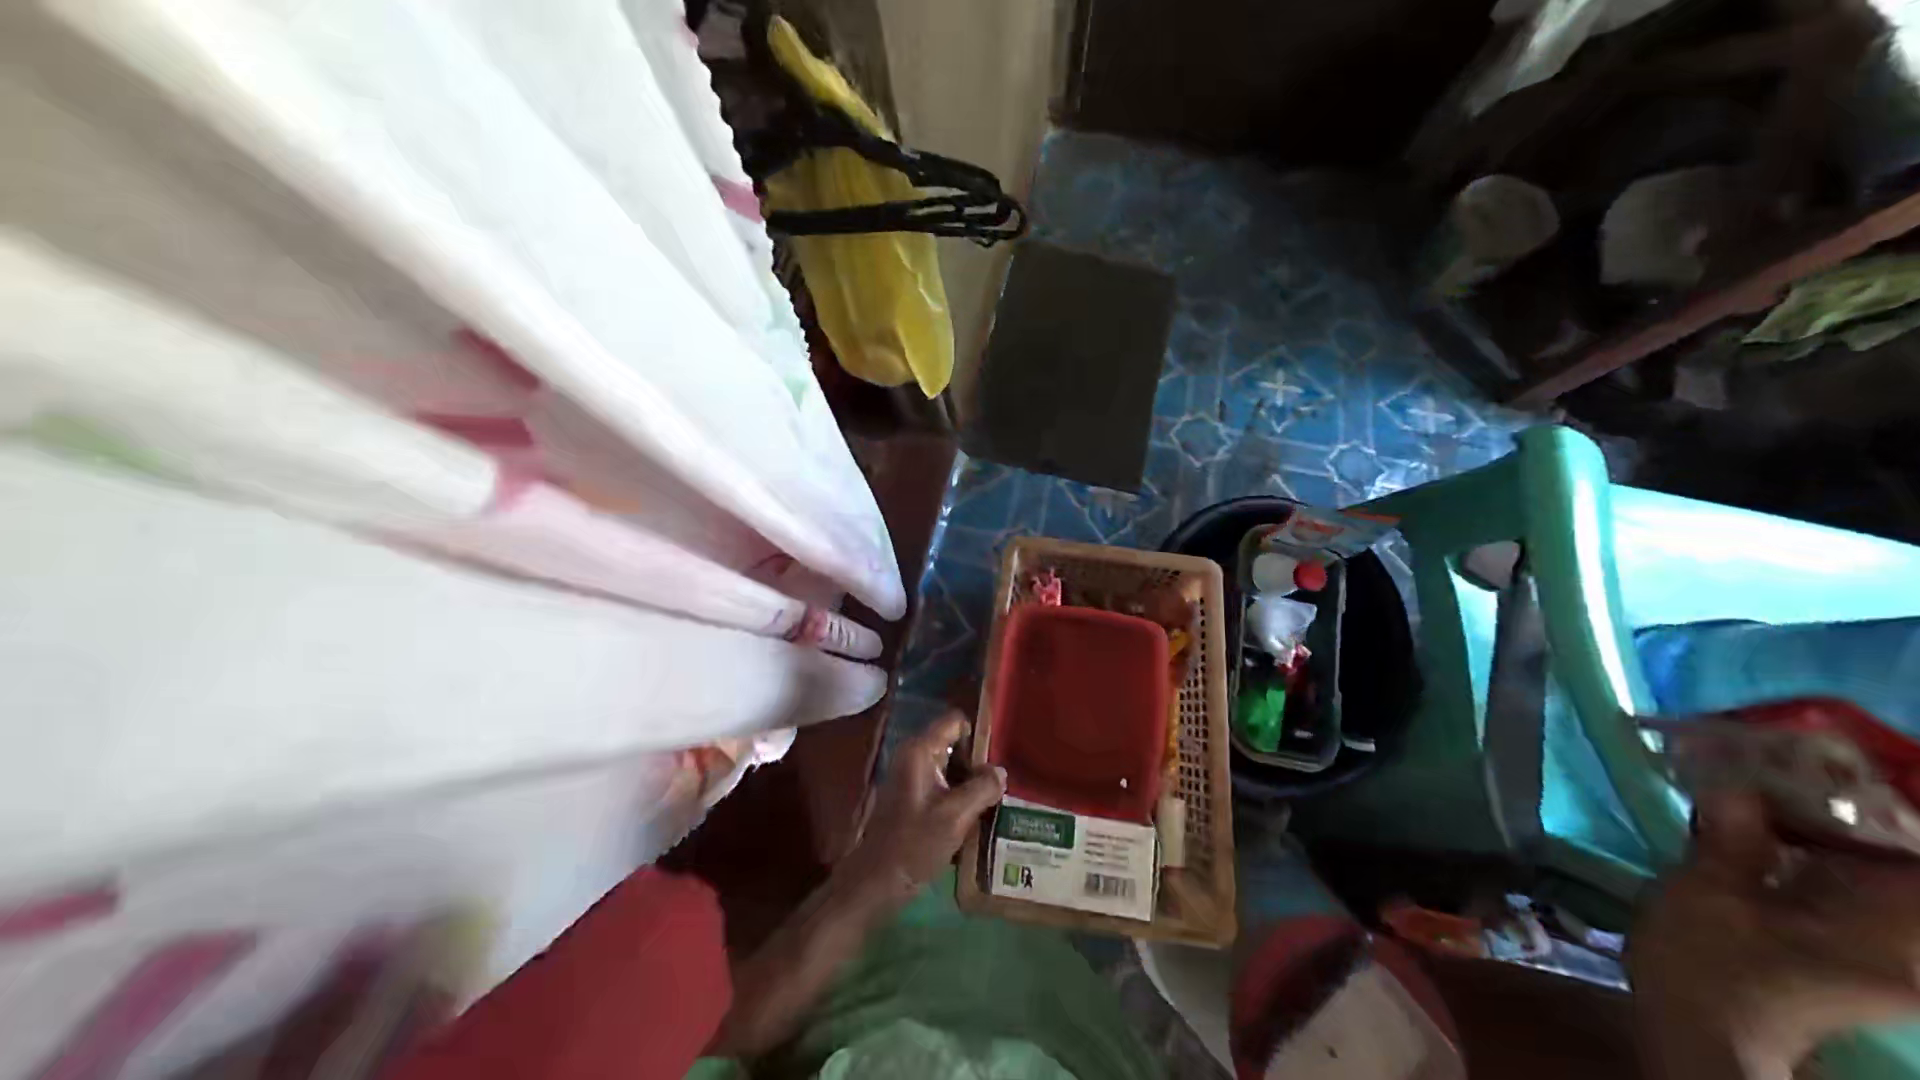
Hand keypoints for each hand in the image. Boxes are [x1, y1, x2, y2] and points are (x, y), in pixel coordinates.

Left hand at [834, 710, 1006, 913]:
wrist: (877, 881)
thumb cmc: (914, 844)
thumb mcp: (955, 816)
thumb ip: (982, 788)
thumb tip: (1001, 771)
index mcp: (920, 751)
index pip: (955, 721)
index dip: (979, 734)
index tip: (999, 757)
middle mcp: (914, 756)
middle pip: (955, 743)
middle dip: (978, 762)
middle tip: (1001, 784)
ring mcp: (912, 777)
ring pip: (952, 767)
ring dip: (971, 782)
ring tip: (996, 799)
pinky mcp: (914, 797)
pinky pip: (945, 785)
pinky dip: (960, 795)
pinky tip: (978, 815)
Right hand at [1629, 791, 1919, 1078]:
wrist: (1701, 1035)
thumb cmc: (1707, 964)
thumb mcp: (1705, 894)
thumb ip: (1731, 839)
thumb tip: (1737, 784)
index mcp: (1890, 934)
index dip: (1900, 810)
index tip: (1853, 770)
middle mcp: (1910, 947)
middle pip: (1904, 869)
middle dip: (1865, 817)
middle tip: (1803, 774)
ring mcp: (1887, 956)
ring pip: (1882, 880)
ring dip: (1839, 838)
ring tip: (1774, 798)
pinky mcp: (1857, 957)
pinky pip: (1859, 895)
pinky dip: (1824, 861)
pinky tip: (1772, 842)